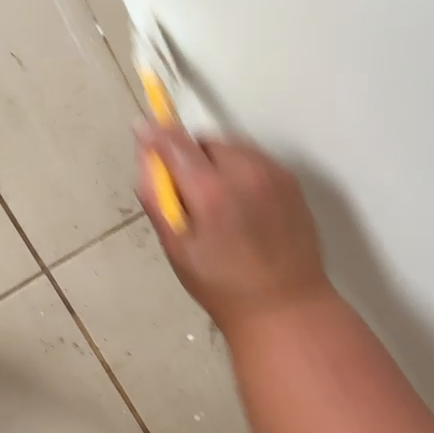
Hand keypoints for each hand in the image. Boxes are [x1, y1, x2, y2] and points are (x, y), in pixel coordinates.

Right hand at [136, 122, 333, 332]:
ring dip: (213, 159)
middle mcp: (246, 172)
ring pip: (233, 147)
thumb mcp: (176, 247)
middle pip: (206, 141)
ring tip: (208, 195)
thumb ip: (158, 201)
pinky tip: (235, 202)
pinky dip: (237, 168)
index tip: (141, 127)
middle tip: (179, 187)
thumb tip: (146, 164)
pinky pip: (255, 160)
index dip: (155, 134)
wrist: (284, 305)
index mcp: (212, 191)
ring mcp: (274, 174)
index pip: (176, 144)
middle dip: (187, 152)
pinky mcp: (291, 182)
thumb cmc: (219, 283)